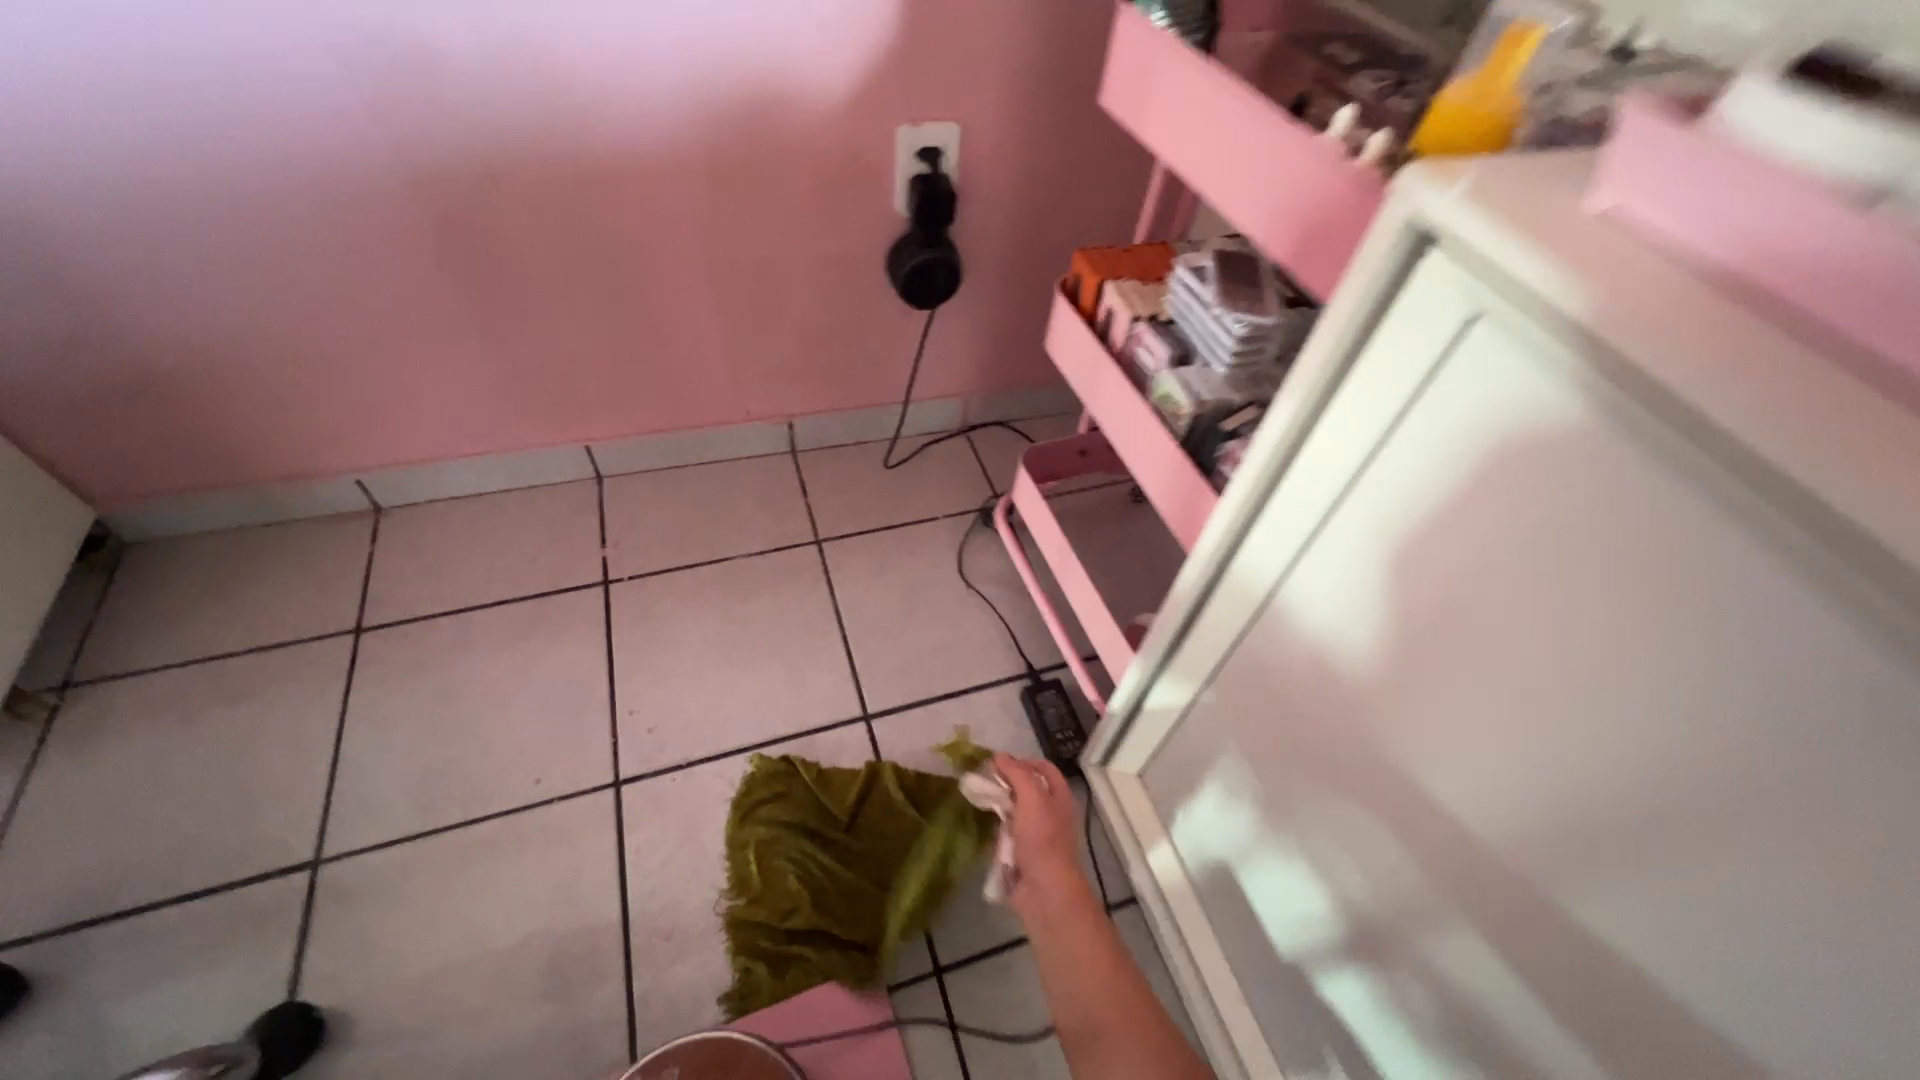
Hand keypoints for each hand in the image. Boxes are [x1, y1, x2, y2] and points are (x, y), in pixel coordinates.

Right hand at [994, 753, 1100, 923]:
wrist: (1044, 889)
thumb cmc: (1042, 838)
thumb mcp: (1032, 797)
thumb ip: (1017, 773)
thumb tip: (1000, 755)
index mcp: (1060, 797)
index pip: (1044, 769)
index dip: (1024, 761)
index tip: (999, 763)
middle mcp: (1052, 814)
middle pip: (1028, 790)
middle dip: (1007, 784)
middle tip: (984, 781)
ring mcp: (1038, 836)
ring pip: (1016, 813)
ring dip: (1000, 808)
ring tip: (979, 801)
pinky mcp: (1024, 854)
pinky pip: (1008, 836)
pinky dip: (998, 832)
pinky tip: (983, 828)